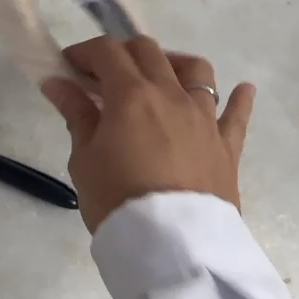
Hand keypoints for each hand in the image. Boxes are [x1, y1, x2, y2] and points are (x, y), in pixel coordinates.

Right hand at [40, 35, 256, 233]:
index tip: (67, 69)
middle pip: (147, 50)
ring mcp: (204, 119)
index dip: (82, 52)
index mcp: (131, 93)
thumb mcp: (83, 154)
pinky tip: (241, 89)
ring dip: (171, 64)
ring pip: (195, 70)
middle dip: (120, 53)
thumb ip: (76, 113)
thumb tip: (58, 83)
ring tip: (155, 79)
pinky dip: (239, 98)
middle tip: (101, 76)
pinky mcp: (227, 146)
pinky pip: (238, 114)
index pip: (105, 50)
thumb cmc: (117, 196)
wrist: (175, 247)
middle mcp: (170, 95)